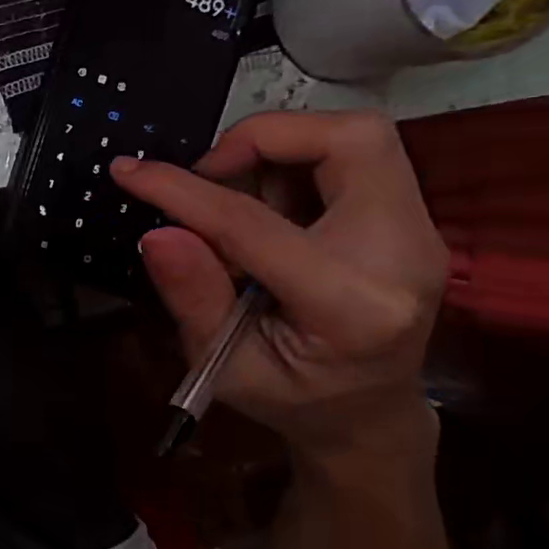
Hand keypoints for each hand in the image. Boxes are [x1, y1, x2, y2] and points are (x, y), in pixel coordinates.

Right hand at [111, 111, 448, 463]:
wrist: (367, 413)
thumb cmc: (292, 399)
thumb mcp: (222, 365)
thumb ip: (193, 298)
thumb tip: (157, 233)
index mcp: (351, 307)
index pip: (255, 224)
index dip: (182, 191)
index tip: (129, 172)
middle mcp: (405, 255)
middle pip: (350, 139)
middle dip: (262, 137)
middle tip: (210, 174)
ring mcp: (418, 230)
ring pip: (353, 135)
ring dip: (277, 151)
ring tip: (238, 199)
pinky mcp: (410, 216)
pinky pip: (353, 155)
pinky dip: (296, 161)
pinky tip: (269, 206)